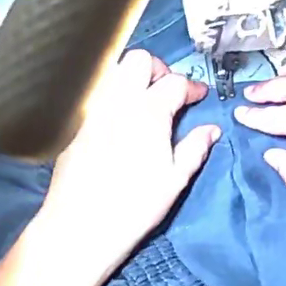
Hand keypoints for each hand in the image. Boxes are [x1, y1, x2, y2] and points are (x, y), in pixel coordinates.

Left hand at [24, 49, 220, 281]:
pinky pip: (96, 99)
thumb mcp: (174, 180)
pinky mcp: (76, 127)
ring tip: (143, 104)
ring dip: (132, 80)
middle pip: (139, 60)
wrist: (80, 224)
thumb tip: (209, 131)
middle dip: (157, 69)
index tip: (197, 97)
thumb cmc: (132, 207)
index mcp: (148, 113)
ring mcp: (92, 112)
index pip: (175, 81)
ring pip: (113, 74)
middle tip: (167, 91)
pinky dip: (112, 100)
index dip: (191, 86)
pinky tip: (119, 124)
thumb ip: (194, 148)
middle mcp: (117, 104)